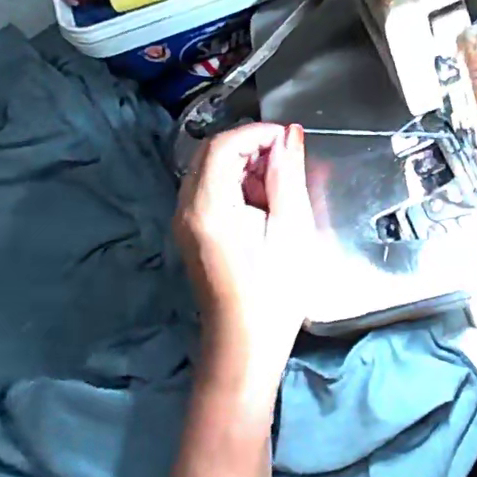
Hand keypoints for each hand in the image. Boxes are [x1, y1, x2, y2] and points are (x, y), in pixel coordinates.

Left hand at [175, 123, 314, 400]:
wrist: (246, 343)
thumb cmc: (276, 289)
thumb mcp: (292, 227)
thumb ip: (288, 175)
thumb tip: (289, 135)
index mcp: (209, 206)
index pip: (224, 144)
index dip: (258, 133)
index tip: (290, 141)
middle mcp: (186, 208)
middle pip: (212, 153)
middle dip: (252, 147)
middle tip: (289, 162)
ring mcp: (184, 221)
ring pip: (209, 170)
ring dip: (245, 165)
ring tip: (280, 185)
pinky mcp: (191, 233)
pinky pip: (209, 191)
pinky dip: (236, 184)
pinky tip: (264, 204)